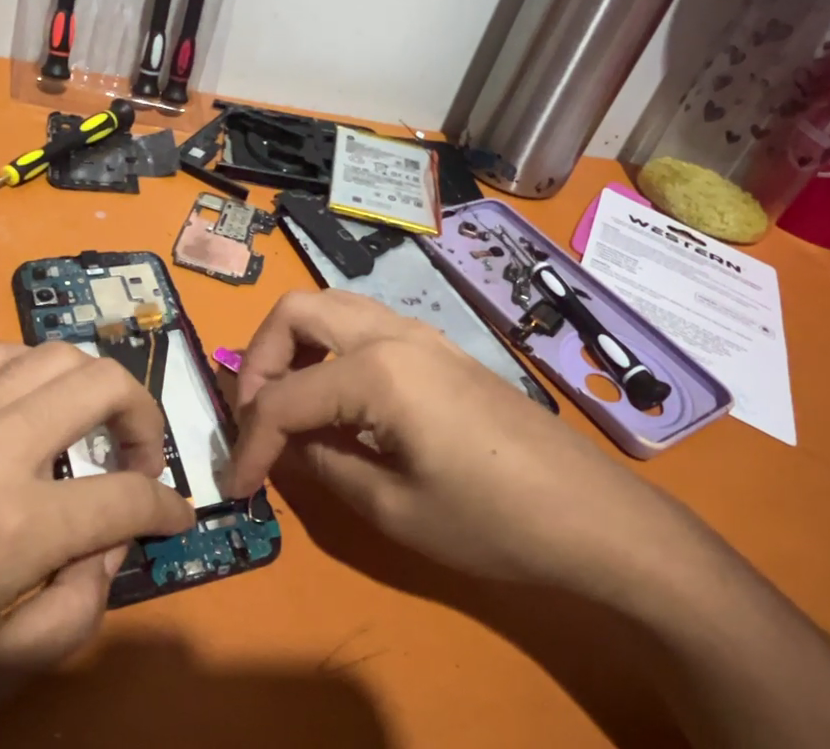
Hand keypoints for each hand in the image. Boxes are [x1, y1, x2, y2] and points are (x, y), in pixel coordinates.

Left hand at [0, 341, 193, 737]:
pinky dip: (26, 372)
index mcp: (18, 524)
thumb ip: (75, 610)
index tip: (177, 519)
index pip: (128, 496)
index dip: (167, 508)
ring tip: (87, 429)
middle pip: (102, 384)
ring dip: (88, 385)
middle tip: (140, 463)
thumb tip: (105, 550)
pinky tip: (20, 412)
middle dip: (146, 417)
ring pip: (48, 354)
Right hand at [221, 291, 685, 595]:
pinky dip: (330, 351)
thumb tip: (278, 446)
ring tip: (288, 410)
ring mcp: (422, 334)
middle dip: (260, 362)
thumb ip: (322, 464)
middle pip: (296, 312)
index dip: (248, 444)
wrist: (593, 517)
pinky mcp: (441, 348)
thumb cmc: (492, 522)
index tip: (236, 487)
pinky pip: (364, 326)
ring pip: (331, 308)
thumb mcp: (392, 508)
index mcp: (377, 370)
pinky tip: (338, 404)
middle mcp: (394, 332)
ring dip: (295, 348)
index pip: (282, 398)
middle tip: (256, 422)